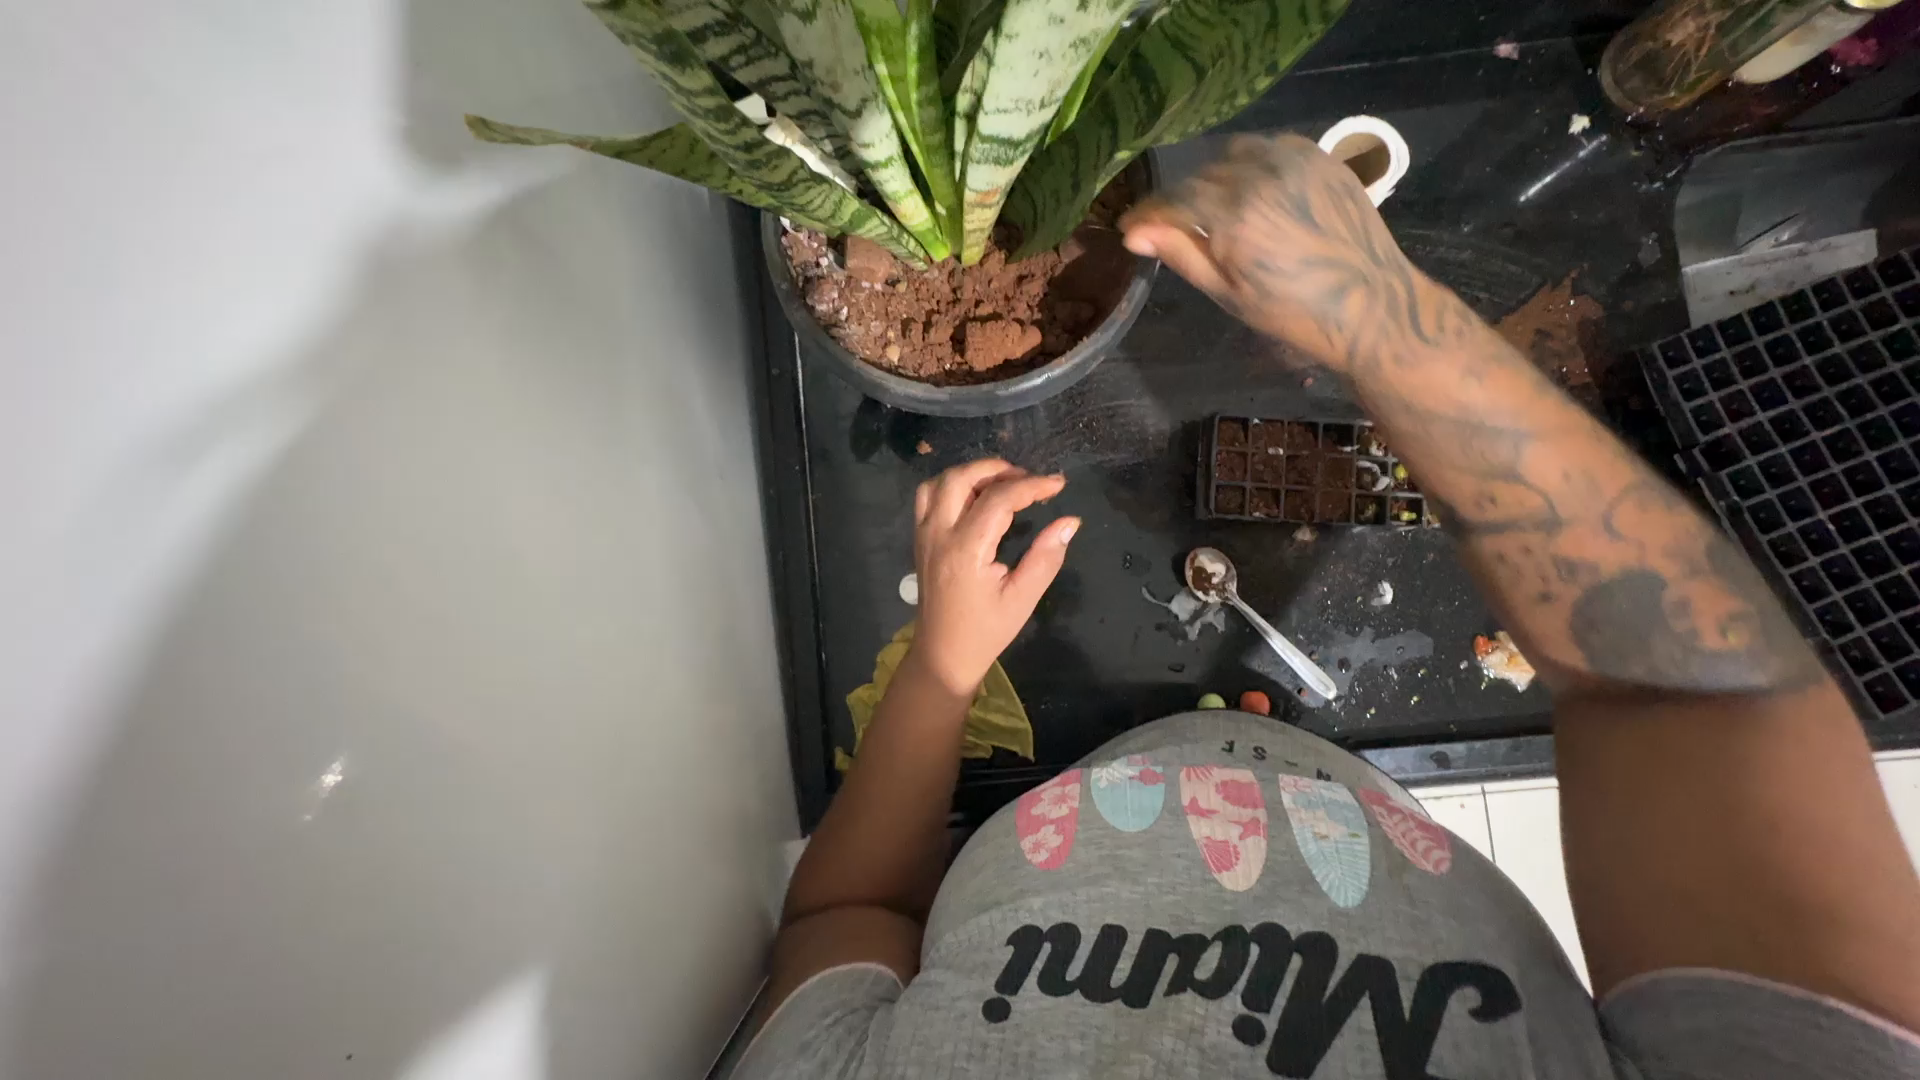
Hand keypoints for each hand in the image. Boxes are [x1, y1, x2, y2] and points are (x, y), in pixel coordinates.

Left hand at [910, 459, 1078, 696]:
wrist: (943, 653)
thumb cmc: (987, 630)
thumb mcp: (1023, 598)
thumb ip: (1046, 557)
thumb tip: (1069, 522)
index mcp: (966, 550)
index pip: (998, 500)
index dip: (1031, 486)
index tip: (1057, 485)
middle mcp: (939, 535)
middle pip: (960, 478)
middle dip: (996, 470)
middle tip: (1026, 479)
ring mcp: (924, 535)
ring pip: (939, 483)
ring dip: (971, 474)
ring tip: (1002, 485)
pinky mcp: (920, 540)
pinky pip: (928, 497)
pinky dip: (953, 487)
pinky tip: (976, 499)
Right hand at [1120, 134, 1435, 372]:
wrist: (1369, 302)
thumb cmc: (1291, 311)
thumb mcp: (1227, 292)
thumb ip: (1181, 254)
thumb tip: (1134, 234)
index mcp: (1234, 213)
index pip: (1173, 201)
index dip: (1147, 214)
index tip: (1129, 227)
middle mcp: (1261, 173)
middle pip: (1201, 176)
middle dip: (1179, 200)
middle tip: (1169, 227)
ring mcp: (1295, 159)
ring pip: (1233, 155)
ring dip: (1214, 178)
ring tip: (1212, 209)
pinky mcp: (1319, 156)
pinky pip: (1270, 147)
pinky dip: (1250, 165)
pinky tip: (1250, 191)